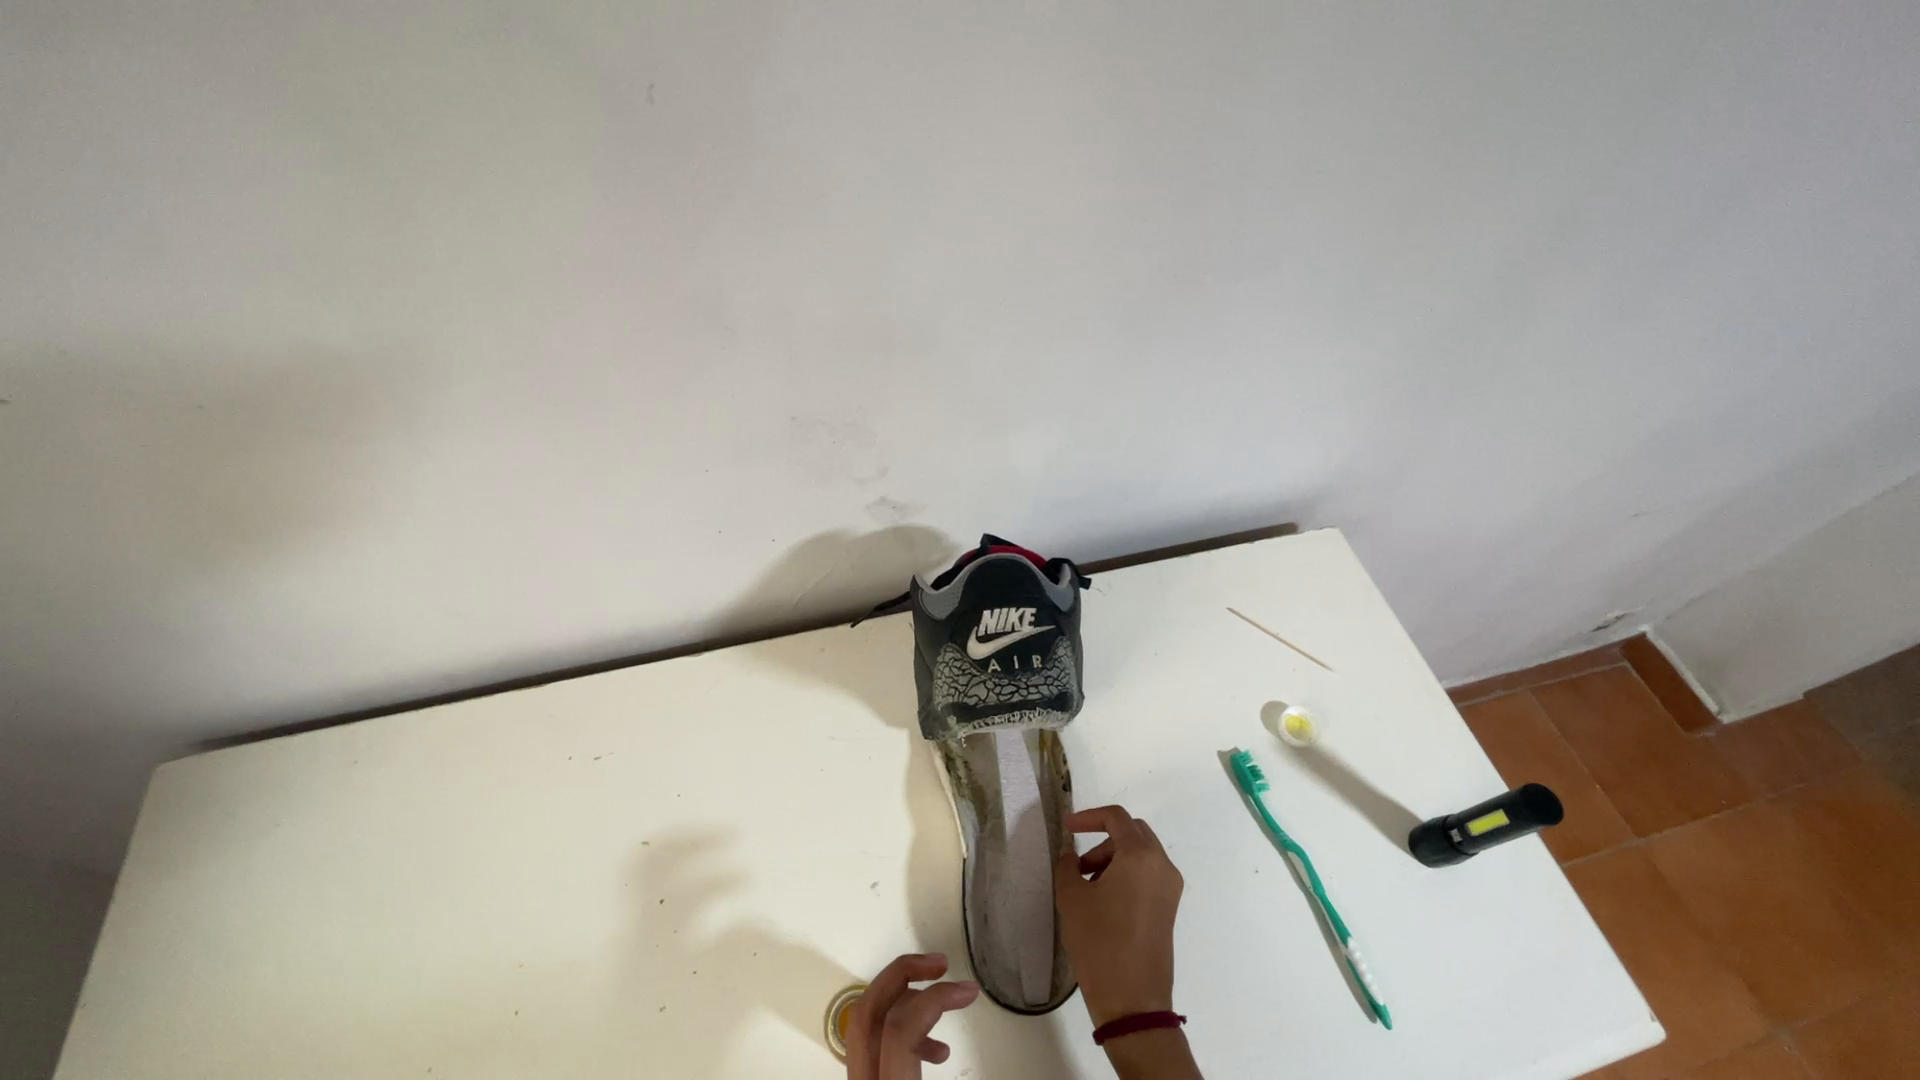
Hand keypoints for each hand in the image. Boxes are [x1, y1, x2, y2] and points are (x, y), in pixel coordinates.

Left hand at [843, 953, 978, 1079]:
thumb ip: (940, 1060)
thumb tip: (957, 1032)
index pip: (898, 1029)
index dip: (934, 999)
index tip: (968, 989)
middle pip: (869, 1010)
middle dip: (903, 975)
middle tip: (940, 964)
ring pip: (869, 1024)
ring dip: (905, 1000)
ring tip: (942, 1005)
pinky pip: (874, 1045)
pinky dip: (900, 1029)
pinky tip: (933, 1047)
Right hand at [1053, 805, 1184, 1026]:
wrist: (1132, 1000)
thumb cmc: (1099, 942)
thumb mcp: (1072, 899)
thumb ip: (1067, 866)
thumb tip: (1070, 856)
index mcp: (1140, 856)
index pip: (1116, 818)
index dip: (1088, 817)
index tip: (1066, 828)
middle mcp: (1162, 866)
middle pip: (1132, 833)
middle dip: (1102, 839)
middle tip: (1078, 865)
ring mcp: (1170, 888)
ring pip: (1141, 855)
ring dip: (1112, 859)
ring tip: (1086, 888)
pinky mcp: (1169, 909)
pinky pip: (1147, 875)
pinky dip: (1125, 875)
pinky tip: (1103, 902)